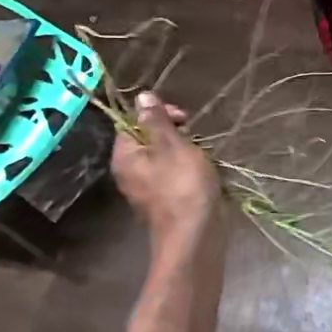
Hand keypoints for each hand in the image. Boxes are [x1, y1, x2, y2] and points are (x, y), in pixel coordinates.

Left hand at [110, 91, 222, 253]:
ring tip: (203, 153)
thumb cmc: (183, 186)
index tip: (182, 118)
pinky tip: (205, 170)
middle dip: (175, 131)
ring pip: (165, 155)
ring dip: (186, 149)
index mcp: (126, 156)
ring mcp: (149, 186)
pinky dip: (189, 166)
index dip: (157, 114)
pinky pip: (175, 172)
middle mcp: (131, 170)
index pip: (133, 122)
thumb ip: (157, 120)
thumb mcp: (172, 146)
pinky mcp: (167, 197)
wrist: (195, 235)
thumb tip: (142, 96)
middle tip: (194, 135)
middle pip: (149, 138)